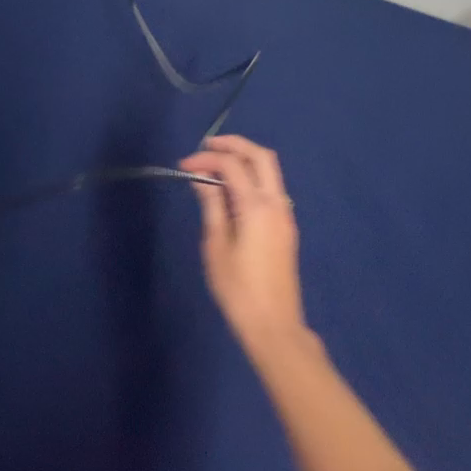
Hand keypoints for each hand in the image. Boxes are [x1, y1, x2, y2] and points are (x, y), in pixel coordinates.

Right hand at [180, 135, 306, 348]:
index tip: (184, 166)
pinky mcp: (286, 227)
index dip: (206, 159)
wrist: (274, 325)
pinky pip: (271, 188)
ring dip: (245, 160)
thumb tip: (202, 180)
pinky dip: (252, 178)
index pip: (232, 165)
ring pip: (270, 170)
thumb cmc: (238, 290)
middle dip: (234, 145)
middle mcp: (276, 203)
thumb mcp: (216, 247)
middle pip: (261, 156)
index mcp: (257, 206)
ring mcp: (285, 215)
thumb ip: (212, 207)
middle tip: (207, 147)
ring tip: (216, 167)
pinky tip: (232, 190)